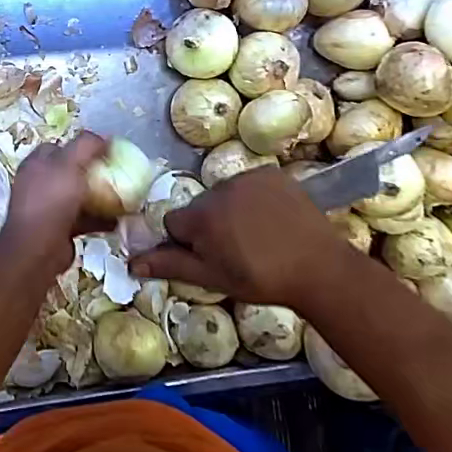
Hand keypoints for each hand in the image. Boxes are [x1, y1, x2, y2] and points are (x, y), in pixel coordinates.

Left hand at [0, 131, 109, 276]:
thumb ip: (86, 145)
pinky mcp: (59, 228)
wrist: (38, 249)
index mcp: (36, 163)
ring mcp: (48, 207)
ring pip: (78, 196)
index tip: (103, 151)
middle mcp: (39, 183)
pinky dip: (99, 218)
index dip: (80, 147)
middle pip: (70, 171)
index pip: (58, 147)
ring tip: (123, 197)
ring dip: (100, 197)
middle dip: (93, 173)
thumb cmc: (51, 200)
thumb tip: (104, 137)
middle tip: (116, 174)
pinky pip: (83, 218)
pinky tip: (118, 220)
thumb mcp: (70, 163)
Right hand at [129, 165, 353, 307]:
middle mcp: (218, 189)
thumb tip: (132, 262)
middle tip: (236, 249)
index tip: (208, 255)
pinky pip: (249, 183)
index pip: (174, 222)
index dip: (187, 240)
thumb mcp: (211, 277)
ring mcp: (246, 178)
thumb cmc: (260, 278)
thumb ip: (170, 265)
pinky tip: (272, 218)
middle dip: (209, 224)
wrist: (319, 268)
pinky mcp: (271, 173)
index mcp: (200, 216)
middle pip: (200, 206)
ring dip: (231, 210)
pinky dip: (255, 197)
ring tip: (257, 235)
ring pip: (224, 194)